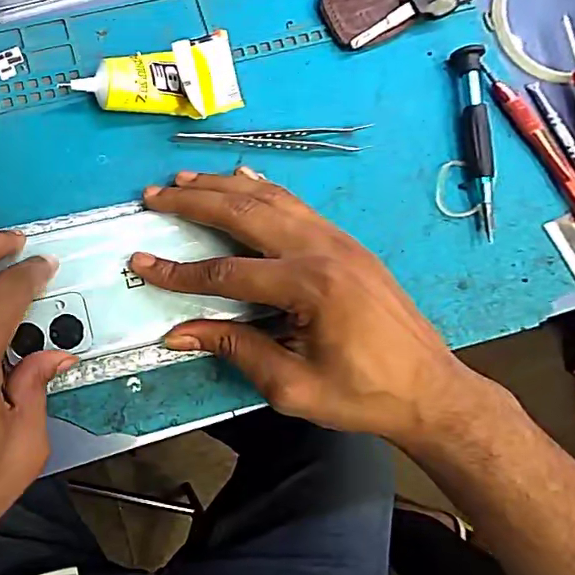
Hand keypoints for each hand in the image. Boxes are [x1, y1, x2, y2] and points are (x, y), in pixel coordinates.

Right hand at [130, 170, 494, 448]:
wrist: (433, 391)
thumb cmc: (363, 395)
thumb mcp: (292, 385)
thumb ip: (234, 348)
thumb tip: (177, 333)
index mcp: (310, 287)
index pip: (227, 272)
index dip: (179, 271)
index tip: (141, 263)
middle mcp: (322, 250)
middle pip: (245, 214)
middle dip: (194, 202)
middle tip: (154, 195)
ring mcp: (338, 239)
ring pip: (270, 199)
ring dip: (224, 186)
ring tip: (185, 180)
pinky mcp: (346, 242)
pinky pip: (295, 204)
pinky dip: (261, 189)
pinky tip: (242, 179)